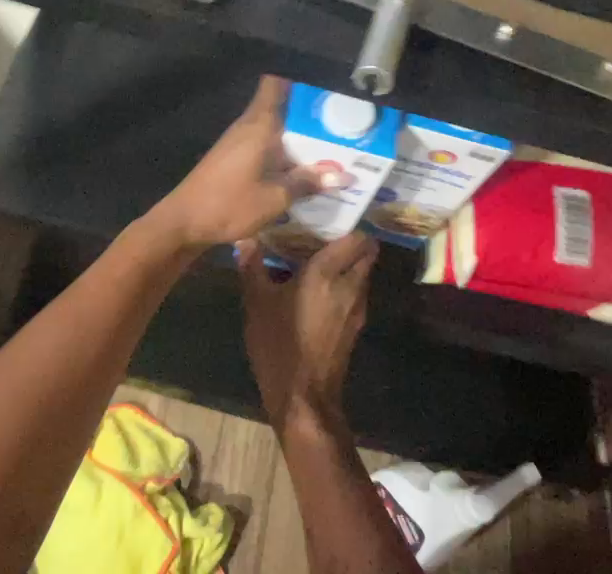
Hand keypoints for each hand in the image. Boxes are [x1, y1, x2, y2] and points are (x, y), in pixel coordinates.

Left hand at [146, 76, 325, 249]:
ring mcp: (239, 142)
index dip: (298, 82)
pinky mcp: (233, 158)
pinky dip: (284, 154)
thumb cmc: (230, 203)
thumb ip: (308, 182)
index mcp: (260, 124)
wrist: (184, 222)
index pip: (275, 84)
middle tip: (342, 129)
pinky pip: (265, 147)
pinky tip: (301, 173)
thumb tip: (343, 176)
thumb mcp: (276, 197)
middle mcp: (249, 126)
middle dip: (310, 118)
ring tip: (331, 153)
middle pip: (281, 108)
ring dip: (298, 140)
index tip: (324, 93)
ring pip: (275, 130)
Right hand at [237, 232, 377, 430]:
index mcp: (327, 272)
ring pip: (363, 273)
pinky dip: (345, 284)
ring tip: (320, 257)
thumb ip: (253, 267)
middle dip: (354, 240)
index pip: (357, 237)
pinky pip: (356, 292)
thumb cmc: (279, 344)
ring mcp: (357, 308)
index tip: (332, 213)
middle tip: (327, 232)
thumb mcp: (257, 303)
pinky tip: (320, 288)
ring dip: (349, 263)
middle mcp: (350, 285)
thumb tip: (245, 239)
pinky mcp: (356, 326)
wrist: (303, 397)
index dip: (350, 222)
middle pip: (367, 253)